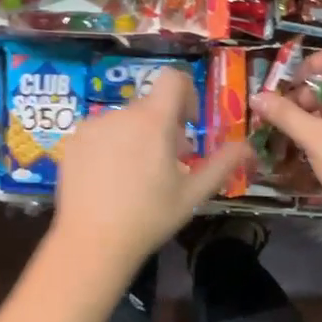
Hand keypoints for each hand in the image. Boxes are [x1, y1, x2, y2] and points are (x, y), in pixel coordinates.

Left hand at [53, 69, 248, 270]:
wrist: (93, 243)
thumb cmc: (149, 218)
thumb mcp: (192, 194)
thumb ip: (222, 164)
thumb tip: (248, 147)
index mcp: (153, 121)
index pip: (174, 78)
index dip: (187, 94)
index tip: (189, 125)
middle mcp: (120, 113)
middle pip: (150, 106)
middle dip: (164, 127)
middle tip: (169, 165)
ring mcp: (92, 126)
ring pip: (124, 121)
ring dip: (137, 138)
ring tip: (138, 177)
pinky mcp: (72, 142)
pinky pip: (100, 134)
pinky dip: (111, 147)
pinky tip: (111, 181)